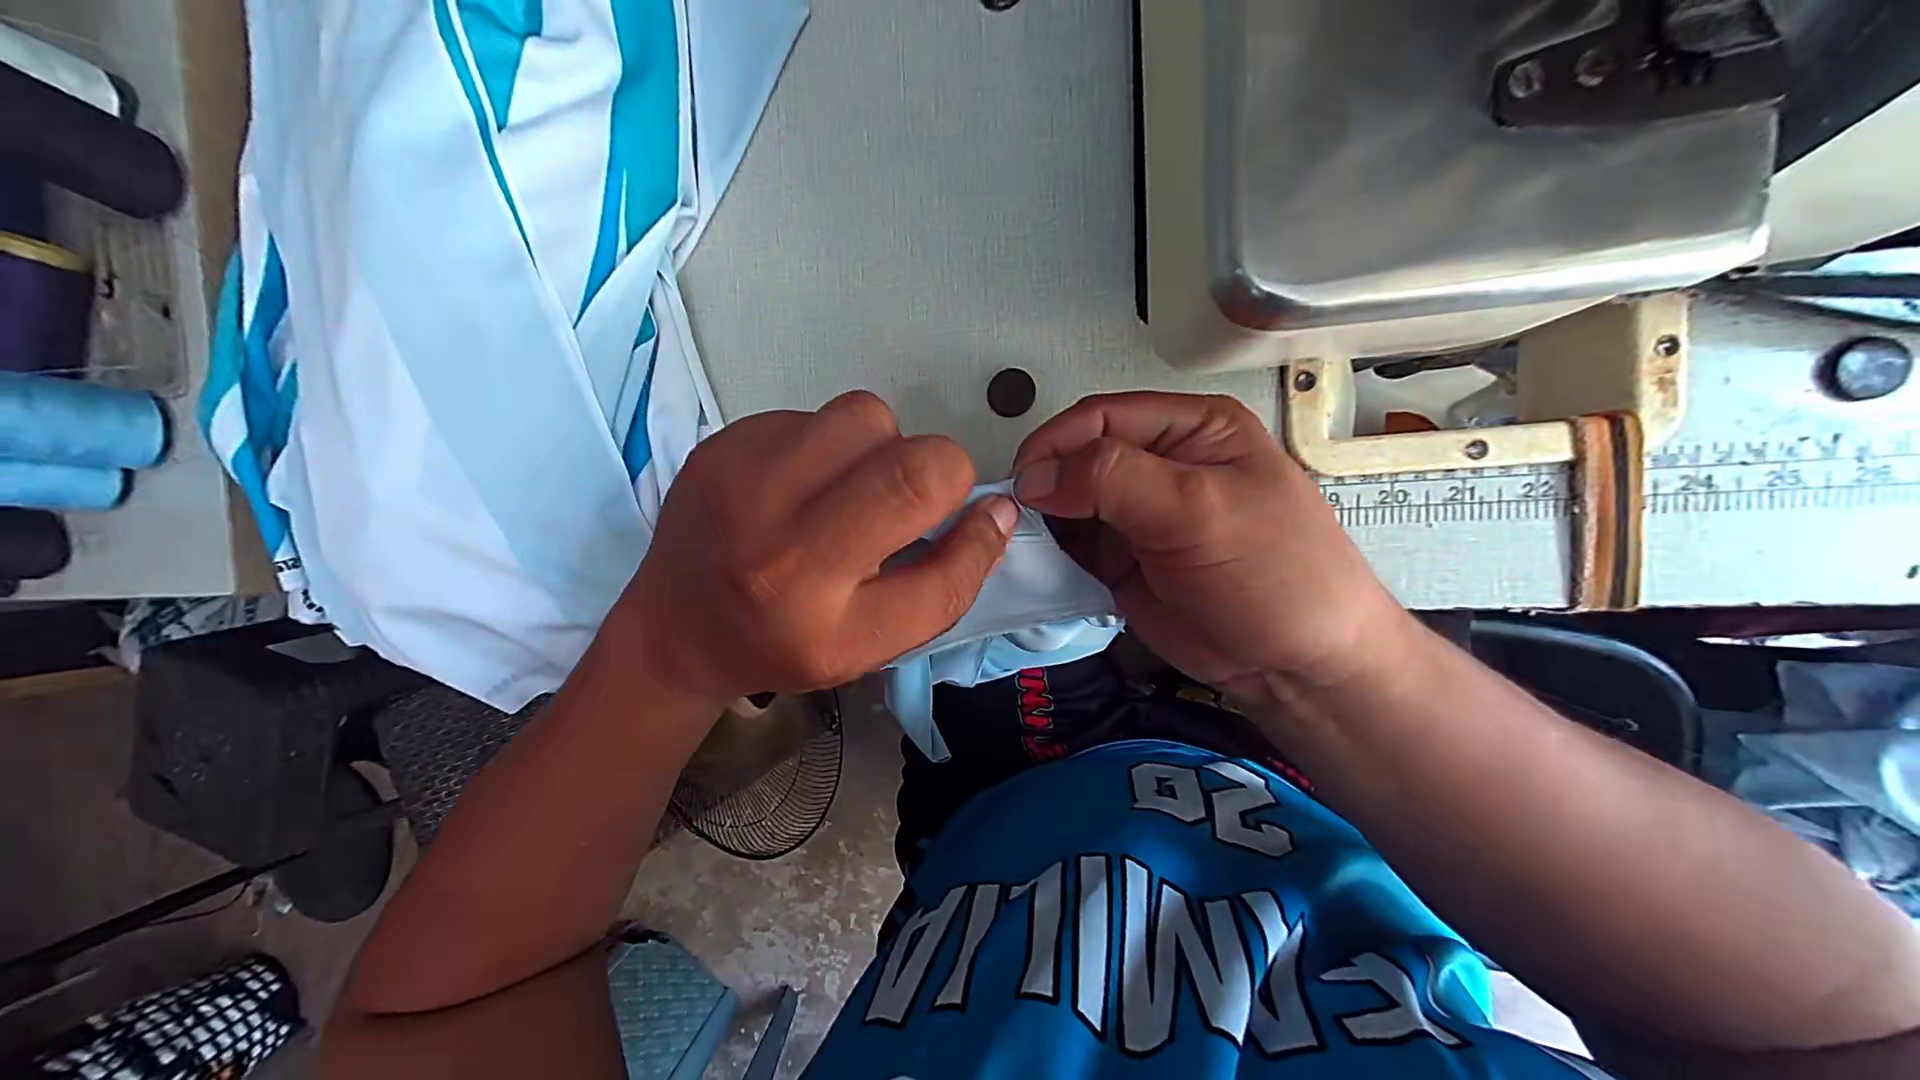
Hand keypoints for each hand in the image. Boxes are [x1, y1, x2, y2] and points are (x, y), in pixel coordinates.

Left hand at [615, 391, 1016, 702]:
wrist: (676, 628)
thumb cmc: (783, 644)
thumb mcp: (871, 645)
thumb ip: (945, 585)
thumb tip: (996, 512)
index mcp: (815, 606)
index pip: (935, 555)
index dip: (976, 526)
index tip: (977, 517)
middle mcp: (772, 540)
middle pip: (908, 460)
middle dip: (938, 471)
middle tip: (912, 502)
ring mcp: (739, 477)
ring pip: (865, 415)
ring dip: (883, 447)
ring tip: (854, 489)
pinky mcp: (723, 441)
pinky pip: (817, 413)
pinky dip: (833, 443)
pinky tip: (807, 483)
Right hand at [1014, 392, 1410, 700]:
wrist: (1297, 666)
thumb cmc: (1276, 576)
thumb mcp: (1197, 510)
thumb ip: (1114, 479)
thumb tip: (1038, 473)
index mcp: (1191, 430)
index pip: (1102, 418)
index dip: (1057, 445)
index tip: (1026, 483)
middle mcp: (1160, 466)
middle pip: (1078, 458)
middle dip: (1046, 484)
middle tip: (1020, 517)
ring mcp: (1138, 516)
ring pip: (1068, 503)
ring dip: (1044, 521)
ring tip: (1026, 544)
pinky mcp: (1123, 560)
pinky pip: (1073, 546)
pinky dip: (1052, 554)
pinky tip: (1042, 566)